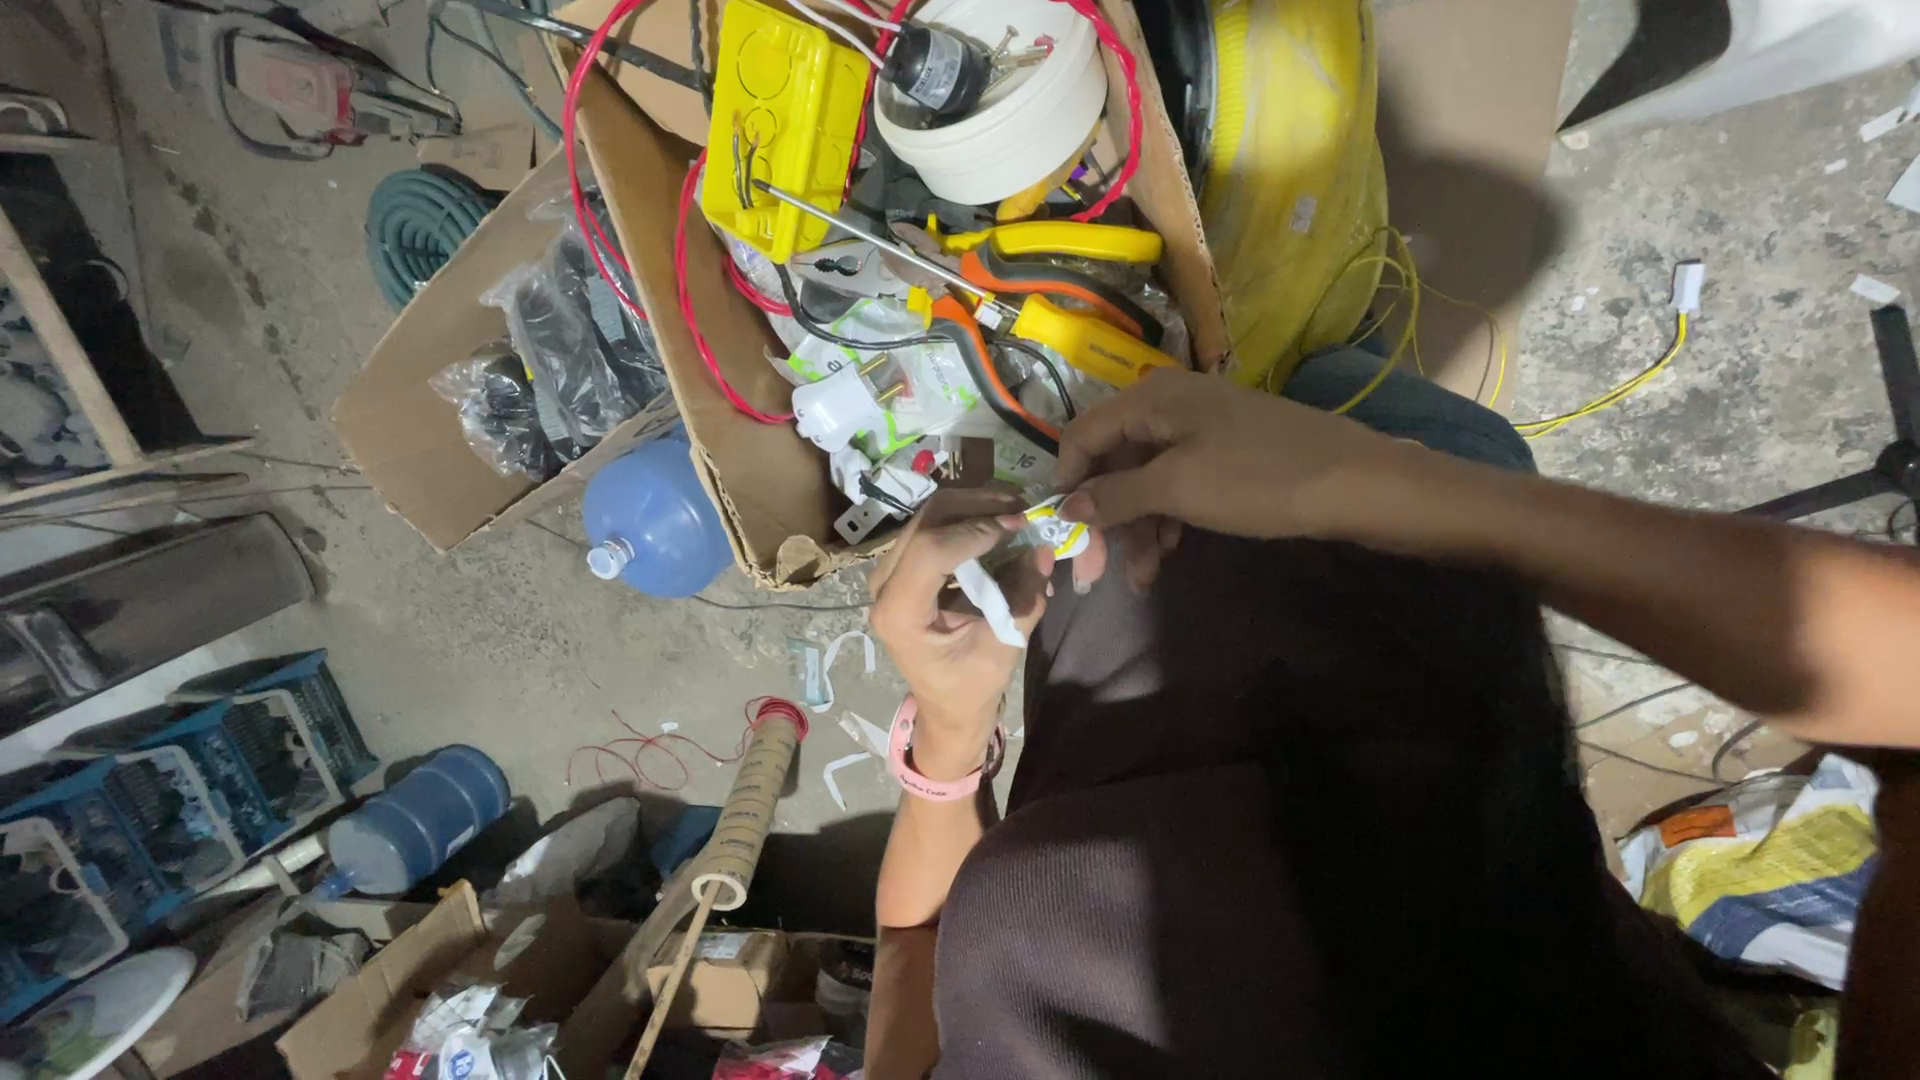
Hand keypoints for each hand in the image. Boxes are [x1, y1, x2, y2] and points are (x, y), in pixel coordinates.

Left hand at [869, 490, 1053, 777]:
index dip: (976, 530)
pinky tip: (999, 524)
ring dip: (975, 506)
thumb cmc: (969, 687)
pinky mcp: (902, 567)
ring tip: (1015, 512)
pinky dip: (967, 519)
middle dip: (978, 505)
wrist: (945, 707)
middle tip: (1023, 507)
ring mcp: (889, 572)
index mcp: (899, 613)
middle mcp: (883, 585)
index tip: (1019, 525)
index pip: (931, 549)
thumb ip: (1022, 598)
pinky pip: (933, 528)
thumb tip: (1044, 550)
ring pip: (930, 516)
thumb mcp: (1002, 648)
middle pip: (928, 520)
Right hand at [1054, 368, 1402, 546]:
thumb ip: (1115, 495)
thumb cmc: (1257, 478)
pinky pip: (1176, 482)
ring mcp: (1199, 428)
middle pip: (1113, 461)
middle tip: (1100, 569)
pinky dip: (1166, 517)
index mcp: (1151, 398)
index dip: (1067, 481)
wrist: (1359, 483)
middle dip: (1104, 515)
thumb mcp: (1177, 488)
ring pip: (1145, 478)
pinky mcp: (1224, 452)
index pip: (1082, 434)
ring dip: (1136, 526)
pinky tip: (1170, 550)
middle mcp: (1169, 404)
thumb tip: (1067, 505)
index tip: (1064, 530)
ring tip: (1142, 575)